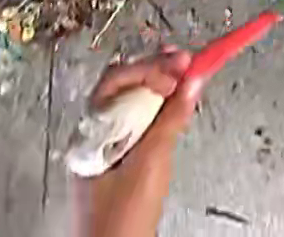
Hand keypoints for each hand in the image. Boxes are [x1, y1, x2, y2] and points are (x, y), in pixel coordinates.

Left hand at [73, 49, 205, 236]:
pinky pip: (139, 123)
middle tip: (186, 62)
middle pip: (125, 86)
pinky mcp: (122, 162)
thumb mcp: (150, 165)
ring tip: (185, 75)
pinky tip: (174, 104)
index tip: (182, 62)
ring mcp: (108, 147)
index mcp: (92, 126)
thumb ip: (171, 120)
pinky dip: (158, 109)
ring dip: (159, 87)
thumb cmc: (120, 224)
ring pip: (133, 103)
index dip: (151, 67)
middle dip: (157, 70)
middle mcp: (95, 131)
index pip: (118, 78)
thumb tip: (192, 83)